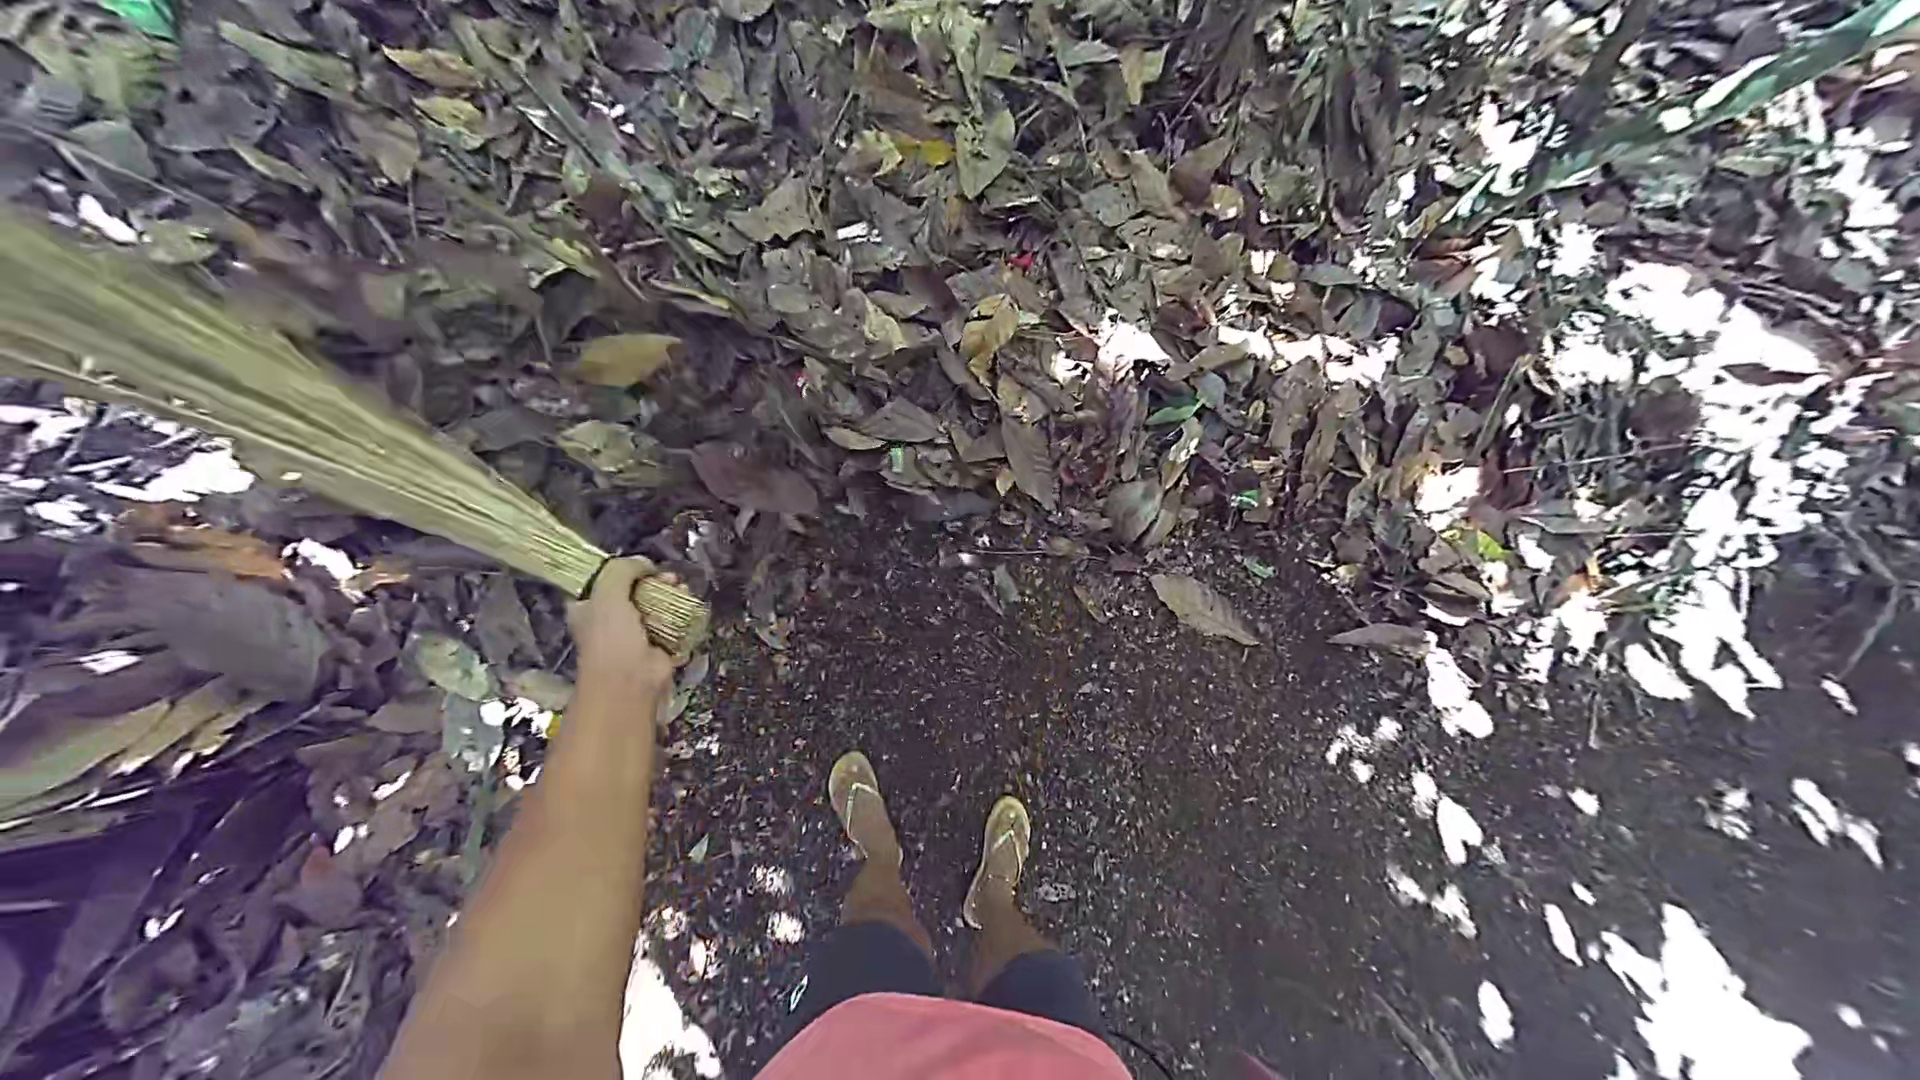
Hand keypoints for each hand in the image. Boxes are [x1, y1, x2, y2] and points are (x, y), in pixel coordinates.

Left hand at [568, 558, 675, 694]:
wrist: (631, 679)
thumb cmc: (612, 637)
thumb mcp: (607, 593)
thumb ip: (622, 570)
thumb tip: (645, 562)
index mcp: (589, 609)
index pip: (608, 582)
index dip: (627, 571)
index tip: (646, 567)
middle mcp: (611, 621)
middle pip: (638, 592)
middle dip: (656, 582)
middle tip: (671, 578)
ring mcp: (636, 634)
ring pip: (658, 606)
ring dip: (672, 596)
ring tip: (683, 591)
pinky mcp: (660, 645)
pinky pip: (674, 624)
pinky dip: (683, 615)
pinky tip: (689, 606)